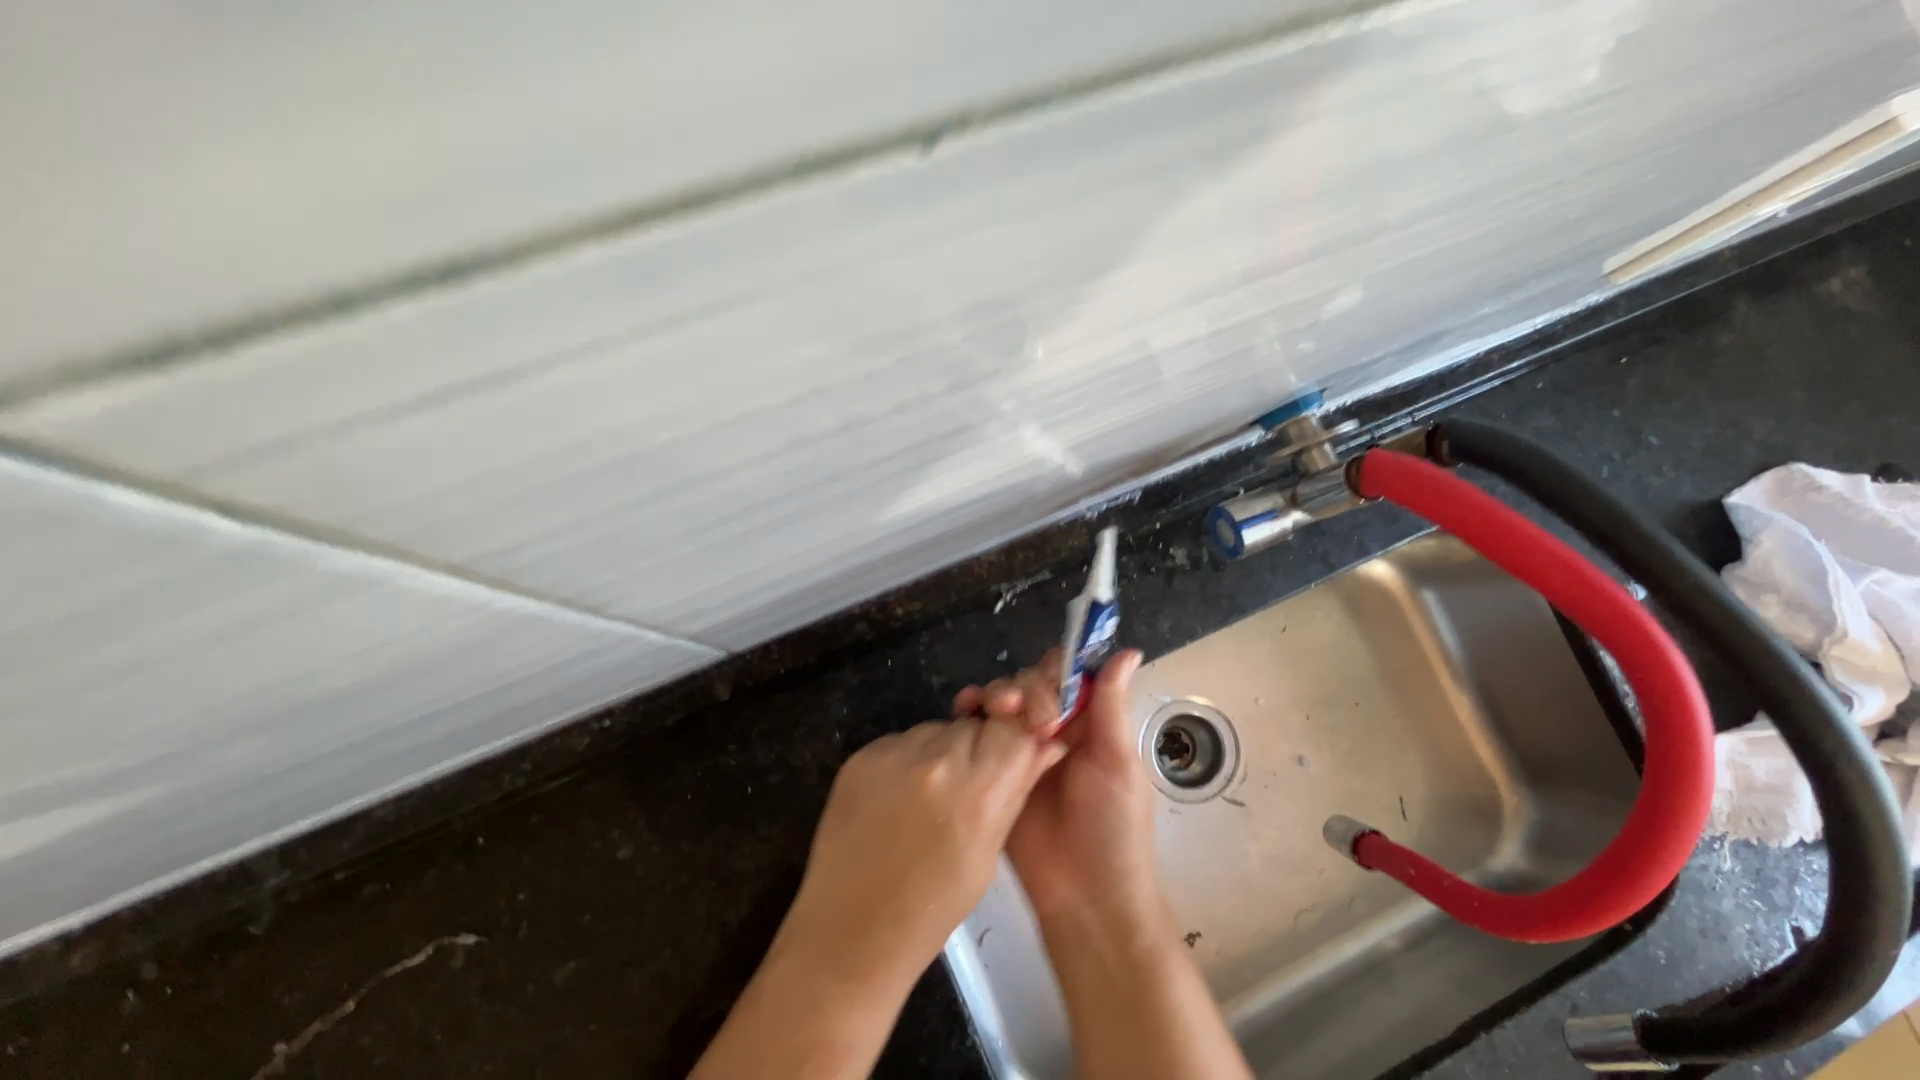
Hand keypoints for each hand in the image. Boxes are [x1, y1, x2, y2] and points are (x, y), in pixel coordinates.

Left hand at [778, 714, 1067, 988]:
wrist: (851, 927)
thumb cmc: (933, 905)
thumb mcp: (989, 852)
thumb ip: (1016, 790)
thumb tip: (1048, 744)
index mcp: (978, 790)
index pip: (1013, 729)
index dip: (1015, 742)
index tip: (1009, 761)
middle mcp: (936, 760)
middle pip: (974, 726)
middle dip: (978, 748)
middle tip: (966, 788)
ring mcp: (893, 755)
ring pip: (937, 730)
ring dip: (942, 753)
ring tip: (927, 800)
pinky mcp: (860, 756)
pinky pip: (901, 742)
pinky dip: (907, 761)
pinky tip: (898, 800)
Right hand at [953, 649, 1161, 923]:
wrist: (1083, 900)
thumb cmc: (1114, 830)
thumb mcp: (1119, 764)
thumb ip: (1111, 707)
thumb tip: (1128, 650)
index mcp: (1089, 728)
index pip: (1067, 680)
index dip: (1054, 667)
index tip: (1046, 671)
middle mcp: (1053, 735)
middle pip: (1029, 689)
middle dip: (1021, 686)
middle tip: (1019, 707)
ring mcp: (1019, 756)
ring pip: (1001, 709)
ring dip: (993, 695)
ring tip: (989, 706)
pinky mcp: (991, 777)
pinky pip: (976, 739)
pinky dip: (968, 719)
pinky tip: (962, 711)